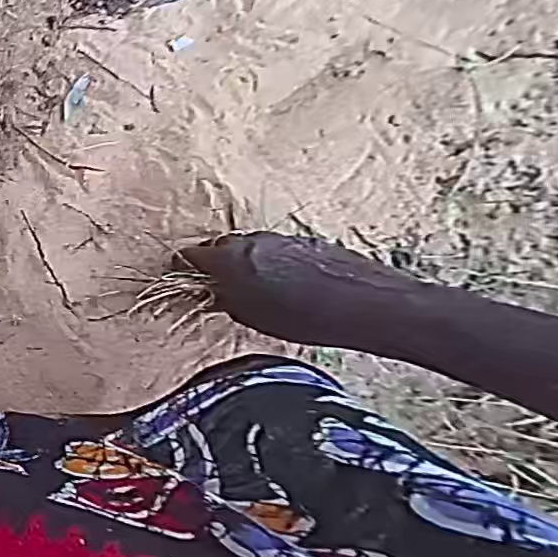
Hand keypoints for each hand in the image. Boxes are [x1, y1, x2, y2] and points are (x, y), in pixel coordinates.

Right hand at [179, 232, 427, 348]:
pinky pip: (277, 249)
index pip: (189, 255)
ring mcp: (282, 239)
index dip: (183, 269)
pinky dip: (272, 262)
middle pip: (219, 246)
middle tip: (217, 285)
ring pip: (249, 246)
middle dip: (215, 263)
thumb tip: (212, 291)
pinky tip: (285, 284)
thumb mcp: (249, 315)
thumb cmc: (306, 317)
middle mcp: (251, 241)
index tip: (183, 280)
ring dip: (245, 262)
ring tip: (253, 286)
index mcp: (228, 258)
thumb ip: (223, 297)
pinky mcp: (310, 243)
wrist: (374, 307)